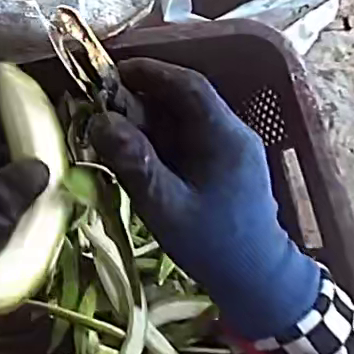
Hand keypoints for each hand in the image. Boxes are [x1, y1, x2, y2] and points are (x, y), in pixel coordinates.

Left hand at [0, 107, 47, 353]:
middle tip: (66, 159)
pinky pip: (3, 226)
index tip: (45, 115)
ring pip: (3, 194)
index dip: (8, 118)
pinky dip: (23, 225)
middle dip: (27, 159)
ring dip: (28, 195)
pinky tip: (48, 224)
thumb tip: (42, 166)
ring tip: (65, 189)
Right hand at [88, 59, 318, 338]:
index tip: (111, 73)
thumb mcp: (166, 205)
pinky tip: (127, 150)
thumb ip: (134, 162)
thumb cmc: (213, 245)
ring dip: (140, 118)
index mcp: (225, 136)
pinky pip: (178, 136)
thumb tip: (98, 121)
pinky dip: (150, 137)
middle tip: (97, 106)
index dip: (150, 72)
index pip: (189, 85)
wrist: (256, 281)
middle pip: (178, 99)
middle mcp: (227, 132)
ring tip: (105, 129)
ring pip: (175, 117)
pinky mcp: (213, 161)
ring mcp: (222, 146)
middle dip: (136, 98)